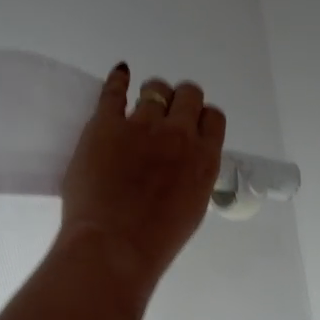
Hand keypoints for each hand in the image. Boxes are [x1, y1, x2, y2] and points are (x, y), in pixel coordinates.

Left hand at [58, 65, 225, 301]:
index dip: (201, 118)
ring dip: (152, 94)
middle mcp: (178, 134)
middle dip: (180, 101)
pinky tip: (120, 73)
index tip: (190, 126)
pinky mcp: (106, 125)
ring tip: (142, 103)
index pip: (213, 118)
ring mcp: (141, 126)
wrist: (113, 246)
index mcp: (204, 159)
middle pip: (188, 95)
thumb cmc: (155, 242)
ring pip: (155, 89)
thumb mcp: (191, 210)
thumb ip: (193, 178)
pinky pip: (114, 91)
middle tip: (166, 115)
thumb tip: (184, 164)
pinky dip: (118, 79)